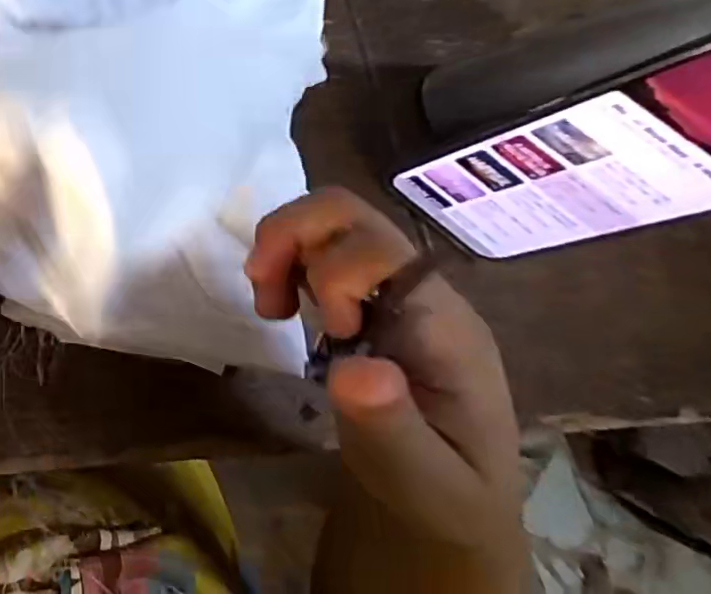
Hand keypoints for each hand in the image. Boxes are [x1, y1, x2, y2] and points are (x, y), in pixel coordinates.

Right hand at [245, 188, 526, 587]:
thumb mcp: (424, 481)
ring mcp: (386, 282)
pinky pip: (315, 242)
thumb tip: (354, 369)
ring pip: (324, 217)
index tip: (331, 334)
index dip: (336, 275)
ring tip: (268, 301)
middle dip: (289, 234)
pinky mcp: (360, 288)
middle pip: (346, 212)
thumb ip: (392, 427)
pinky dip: (282, 256)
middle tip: (263, 287)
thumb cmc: (441, 492)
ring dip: (280, 242)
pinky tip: (279, 302)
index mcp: (443, 322)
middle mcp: (416, 286)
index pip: (382, 249)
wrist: (447, 498)